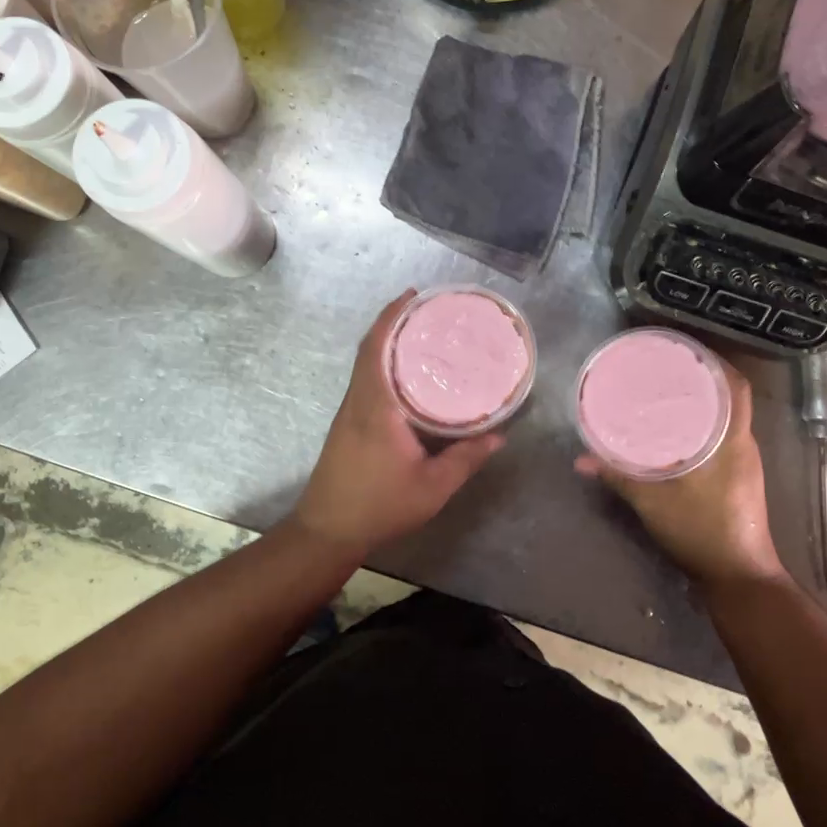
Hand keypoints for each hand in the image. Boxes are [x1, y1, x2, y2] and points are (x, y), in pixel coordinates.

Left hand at [294, 291, 505, 556]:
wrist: (327, 530)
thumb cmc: (379, 505)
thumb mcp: (432, 486)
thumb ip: (465, 459)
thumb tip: (498, 436)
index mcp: (375, 405)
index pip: (376, 347)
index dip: (391, 316)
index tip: (413, 296)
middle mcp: (358, 400)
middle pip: (369, 349)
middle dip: (393, 323)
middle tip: (427, 312)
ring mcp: (348, 413)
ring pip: (365, 365)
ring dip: (387, 345)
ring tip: (423, 337)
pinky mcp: (347, 426)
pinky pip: (366, 382)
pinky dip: (383, 366)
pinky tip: (408, 378)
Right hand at [577, 359, 784, 586]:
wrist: (739, 577)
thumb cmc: (701, 531)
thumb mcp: (653, 502)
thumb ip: (619, 477)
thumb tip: (582, 459)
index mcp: (733, 442)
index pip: (736, 387)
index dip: (716, 363)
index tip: (687, 350)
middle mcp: (744, 445)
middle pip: (732, 397)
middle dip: (704, 378)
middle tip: (668, 367)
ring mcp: (745, 463)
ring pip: (729, 418)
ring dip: (706, 401)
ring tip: (670, 391)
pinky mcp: (740, 478)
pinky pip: (725, 436)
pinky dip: (706, 424)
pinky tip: (679, 429)